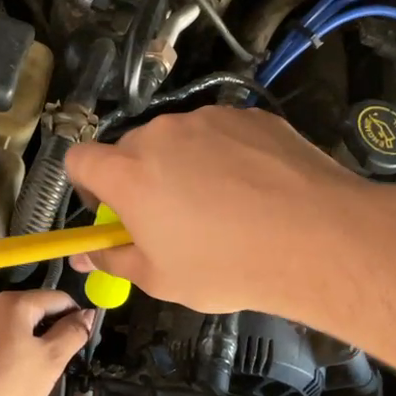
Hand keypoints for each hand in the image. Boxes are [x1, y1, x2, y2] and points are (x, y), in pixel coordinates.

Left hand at [0, 291, 92, 395]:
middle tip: (58, 357)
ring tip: (31, 367)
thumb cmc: (7, 384)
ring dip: (25, 338)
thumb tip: (87, 314)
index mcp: (15, 303)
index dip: (75, 314)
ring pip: (8, 323)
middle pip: (30, 308)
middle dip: (48, 327)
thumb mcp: (50, 361)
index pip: (56, 298)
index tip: (82, 337)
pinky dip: (3, 346)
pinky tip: (4, 370)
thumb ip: (72, 333)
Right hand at [66, 106, 395, 322]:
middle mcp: (161, 134)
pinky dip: (225, 157)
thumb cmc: (225, 267)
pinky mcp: (250, 115)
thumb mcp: (158, 279)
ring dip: (183, 166)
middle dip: (140, 179)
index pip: (79, 160)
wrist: (317, 239)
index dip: (87, 186)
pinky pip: (220, 135)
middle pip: (130, 150)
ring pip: (178, 141)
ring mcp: (209, 119)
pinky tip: (254, 191)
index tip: (110, 211)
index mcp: (128, 174)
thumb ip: (112, 259)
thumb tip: (83, 253)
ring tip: (222, 207)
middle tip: (170, 220)